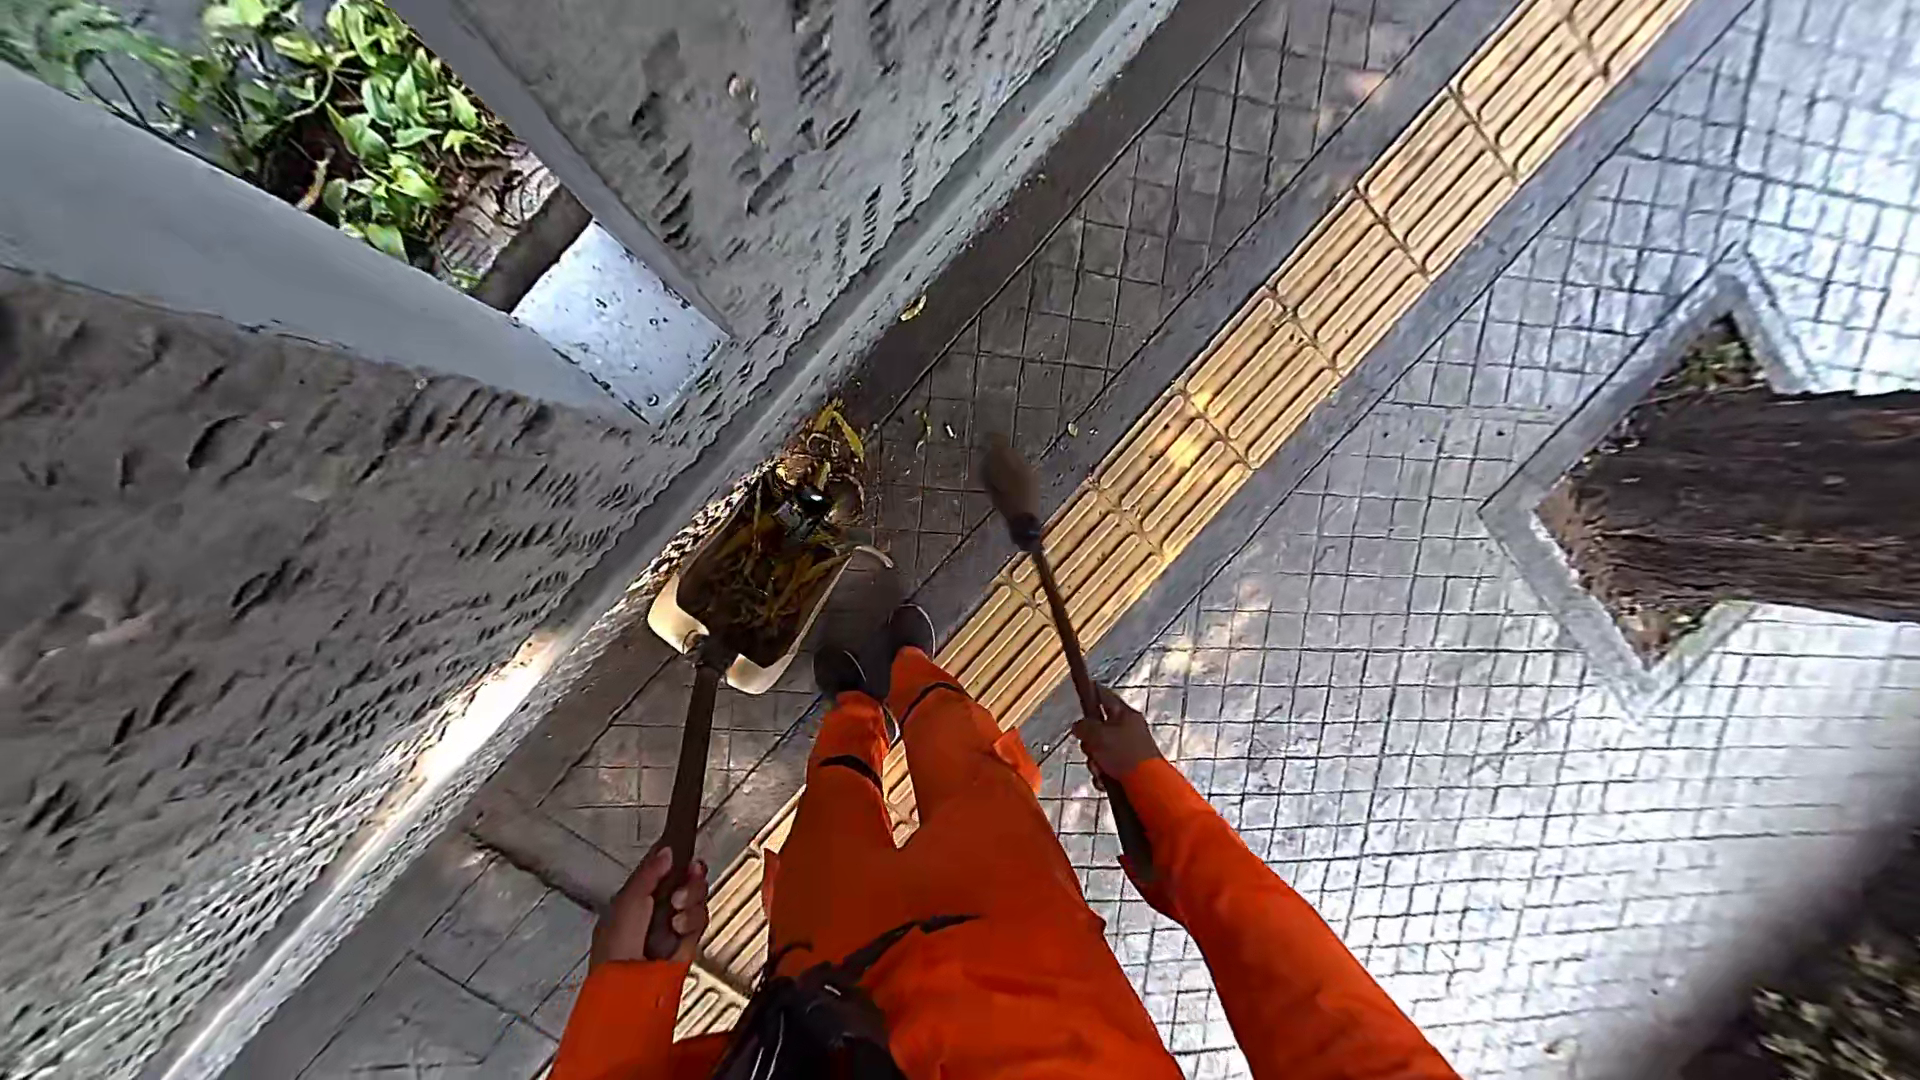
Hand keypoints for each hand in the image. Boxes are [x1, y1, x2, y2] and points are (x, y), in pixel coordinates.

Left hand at [591, 846, 708, 965]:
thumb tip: (666, 851)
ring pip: (697, 894)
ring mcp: (671, 924)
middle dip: (691, 873)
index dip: (672, 857)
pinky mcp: (687, 938)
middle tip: (691, 872)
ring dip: (692, 895)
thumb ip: (648, 873)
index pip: (659, 869)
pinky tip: (680, 924)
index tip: (680, 849)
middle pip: (685, 878)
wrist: (630, 985)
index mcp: (635, 899)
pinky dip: (693, 917)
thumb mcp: (628, 900)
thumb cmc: (617, 948)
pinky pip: (702, 915)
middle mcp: (655, 909)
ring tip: (679, 905)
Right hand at [1074, 685, 1163, 779]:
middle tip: (1090, 749)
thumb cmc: (1125, 754)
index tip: (1084, 686)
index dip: (1093, 691)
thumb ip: (1084, 727)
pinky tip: (1104, 780)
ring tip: (1099, 770)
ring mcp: (1129, 750)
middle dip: (1090, 742)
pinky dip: (1103, 775)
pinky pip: (1108, 767)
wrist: (1148, 786)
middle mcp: (1128, 730)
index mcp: (1125, 715)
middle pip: (1099, 728)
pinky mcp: (1129, 768)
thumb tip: (1078, 726)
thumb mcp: (1099, 735)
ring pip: (1101, 750)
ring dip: (1095, 761)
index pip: (1105, 696)